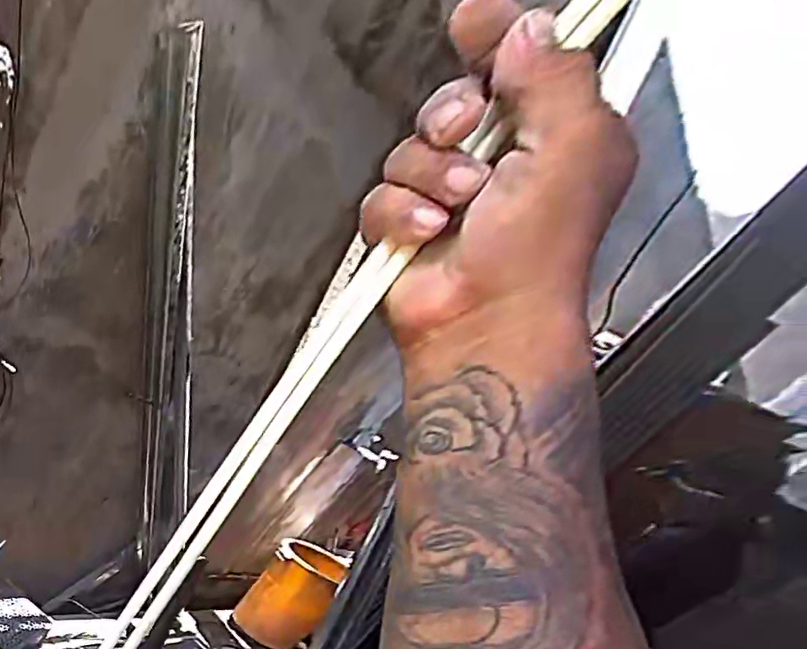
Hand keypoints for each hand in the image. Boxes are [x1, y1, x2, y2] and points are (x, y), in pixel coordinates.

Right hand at [360, 0, 636, 353]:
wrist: (481, 316)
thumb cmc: (536, 251)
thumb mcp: (571, 145)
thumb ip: (553, 81)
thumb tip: (528, 32)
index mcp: (550, 129)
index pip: (518, 64)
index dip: (493, 38)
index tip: (472, 15)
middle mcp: (493, 158)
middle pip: (448, 107)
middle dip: (450, 120)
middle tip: (464, 135)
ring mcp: (442, 194)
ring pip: (405, 156)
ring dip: (428, 180)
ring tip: (454, 206)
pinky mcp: (399, 226)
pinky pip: (378, 200)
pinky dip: (397, 216)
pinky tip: (423, 232)